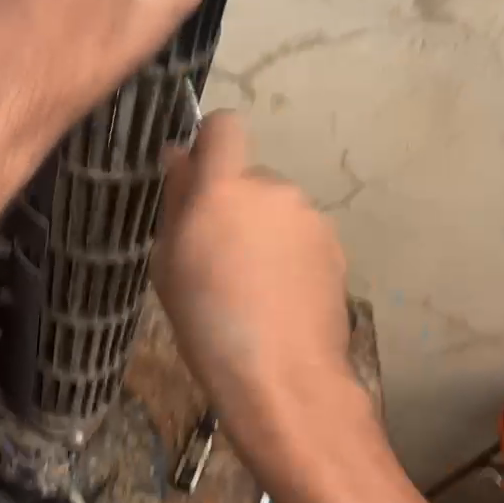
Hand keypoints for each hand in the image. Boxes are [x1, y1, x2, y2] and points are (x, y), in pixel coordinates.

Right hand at [153, 113, 358, 442]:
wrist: (282, 376)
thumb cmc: (207, 321)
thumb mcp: (168, 262)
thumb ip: (176, 201)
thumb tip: (179, 158)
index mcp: (224, 188)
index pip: (224, 126)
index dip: (208, 140)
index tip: (195, 177)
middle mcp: (273, 188)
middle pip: (247, 176)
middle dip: (231, 201)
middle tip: (215, 253)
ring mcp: (310, 217)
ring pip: (274, 207)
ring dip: (260, 228)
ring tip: (249, 282)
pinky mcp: (335, 246)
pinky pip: (299, 233)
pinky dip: (286, 251)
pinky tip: (277, 294)